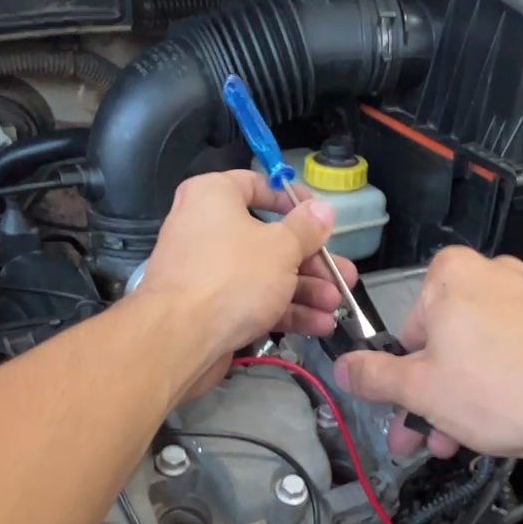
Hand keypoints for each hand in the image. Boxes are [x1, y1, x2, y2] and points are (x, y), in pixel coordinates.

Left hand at [134, 169, 358, 374]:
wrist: (179, 338)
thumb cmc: (232, 276)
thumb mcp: (281, 247)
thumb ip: (307, 228)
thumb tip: (324, 208)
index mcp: (214, 196)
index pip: (257, 185)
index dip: (293, 201)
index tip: (321, 219)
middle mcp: (207, 228)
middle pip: (270, 239)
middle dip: (312, 262)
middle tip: (342, 276)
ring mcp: (209, 271)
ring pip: (266, 274)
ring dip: (305, 290)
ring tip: (336, 304)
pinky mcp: (213, 308)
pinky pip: (254, 301)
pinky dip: (286, 310)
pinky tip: (319, 324)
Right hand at [334, 248, 522, 460]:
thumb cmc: (498, 391)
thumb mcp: (419, 389)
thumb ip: (373, 376)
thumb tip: (343, 367)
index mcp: (451, 275)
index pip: (407, 327)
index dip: (400, 376)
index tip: (398, 411)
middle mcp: (490, 274)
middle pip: (441, 343)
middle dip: (427, 397)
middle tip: (420, 438)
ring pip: (473, 353)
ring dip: (456, 400)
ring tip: (454, 444)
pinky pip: (506, 354)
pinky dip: (492, 386)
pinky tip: (490, 425)